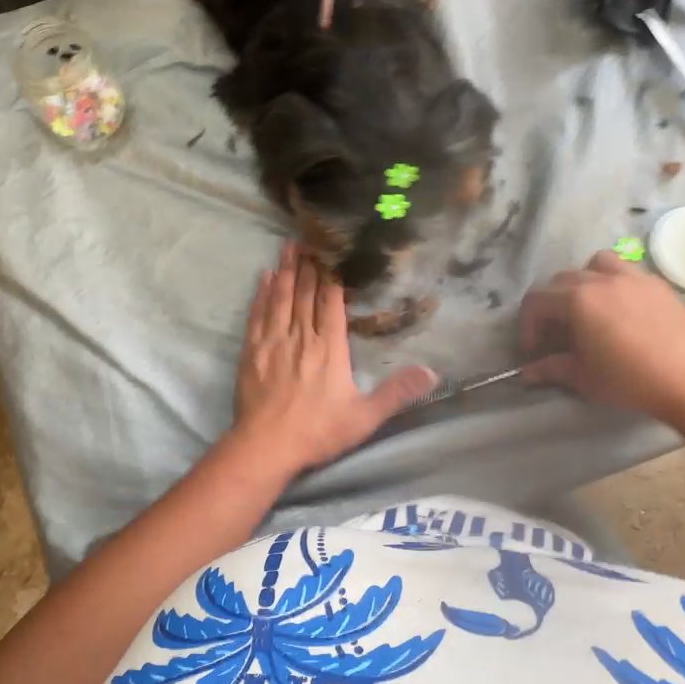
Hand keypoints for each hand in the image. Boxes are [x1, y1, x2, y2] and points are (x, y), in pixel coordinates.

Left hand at [228, 244, 436, 473]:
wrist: (266, 445)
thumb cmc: (317, 431)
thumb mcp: (365, 416)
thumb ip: (397, 392)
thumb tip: (432, 372)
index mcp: (330, 348)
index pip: (331, 302)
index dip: (332, 276)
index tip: (333, 253)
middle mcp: (302, 336)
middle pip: (306, 293)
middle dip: (310, 265)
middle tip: (310, 238)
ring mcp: (274, 341)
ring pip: (282, 297)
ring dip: (287, 270)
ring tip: (290, 246)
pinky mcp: (252, 351)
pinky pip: (258, 314)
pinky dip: (262, 293)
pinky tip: (265, 277)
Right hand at [518, 251, 684, 420]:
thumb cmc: (631, 380)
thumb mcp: (584, 378)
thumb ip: (551, 369)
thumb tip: (527, 372)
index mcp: (577, 299)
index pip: (536, 301)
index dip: (528, 325)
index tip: (534, 350)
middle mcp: (601, 280)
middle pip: (561, 280)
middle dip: (551, 305)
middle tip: (558, 335)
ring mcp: (633, 278)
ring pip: (595, 264)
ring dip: (583, 281)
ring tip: (589, 308)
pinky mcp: (658, 285)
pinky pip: (627, 272)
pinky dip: (615, 283)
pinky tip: (622, 311)